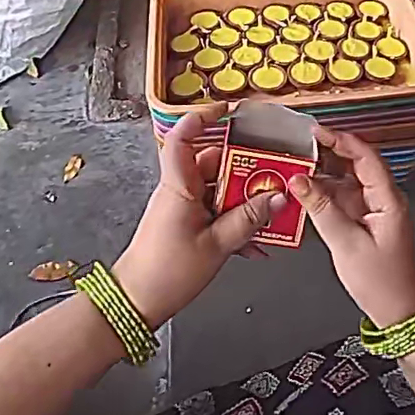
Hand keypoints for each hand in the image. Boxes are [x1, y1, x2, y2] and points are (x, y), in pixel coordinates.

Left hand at [113, 103, 283, 325]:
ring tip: (270, 215)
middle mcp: (181, 189)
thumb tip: (277, 198)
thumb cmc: (165, 273)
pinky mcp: (190, 222)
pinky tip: (256, 243)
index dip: (202, 117)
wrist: (137, 303)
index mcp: (180, 186)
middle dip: (247, 170)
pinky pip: (219, 210)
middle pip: (216, 163)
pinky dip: (238, 221)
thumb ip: (249, 219)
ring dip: (246, 200)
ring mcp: (186, 206)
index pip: (183, 137)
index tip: (227, 111)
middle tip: (274, 180)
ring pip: (222, 188)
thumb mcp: (217, 245)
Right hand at [289, 126, 414, 327]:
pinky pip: (343, 196)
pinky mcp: (364, 218)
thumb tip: (299, 181)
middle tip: (302, 144)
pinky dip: (325, 191)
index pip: (366, 158)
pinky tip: (306, 189)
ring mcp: (373, 207)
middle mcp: (383, 198)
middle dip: (330, 151)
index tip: (317, 132)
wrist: (397, 310)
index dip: (342, 140)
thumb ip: (321, 209)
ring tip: (298, 165)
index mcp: (388, 199)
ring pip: (347, 179)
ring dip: (324, 171)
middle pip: (356, 163)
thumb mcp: (346, 244)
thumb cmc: (381, 281)